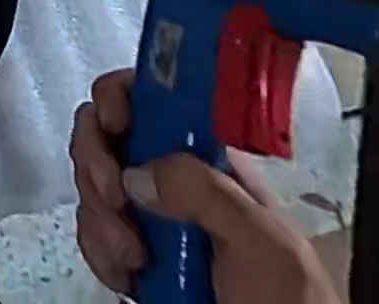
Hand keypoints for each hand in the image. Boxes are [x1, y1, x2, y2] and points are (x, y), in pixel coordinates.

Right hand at [70, 69, 339, 303]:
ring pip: (90, 178)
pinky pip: (89, 227)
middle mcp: (167, 172)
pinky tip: (125, 275)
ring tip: (133, 257)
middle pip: (103, 130)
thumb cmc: (289, 301)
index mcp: (202, 154)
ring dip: (98, 214)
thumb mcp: (265, 241)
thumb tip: (136, 174)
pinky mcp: (127, 247)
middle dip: (96, 161)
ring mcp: (145, 210)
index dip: (118, 95)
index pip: (148, 95)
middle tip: (115, 200)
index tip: (114, 124)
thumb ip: (208, 192)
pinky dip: (97, 249)